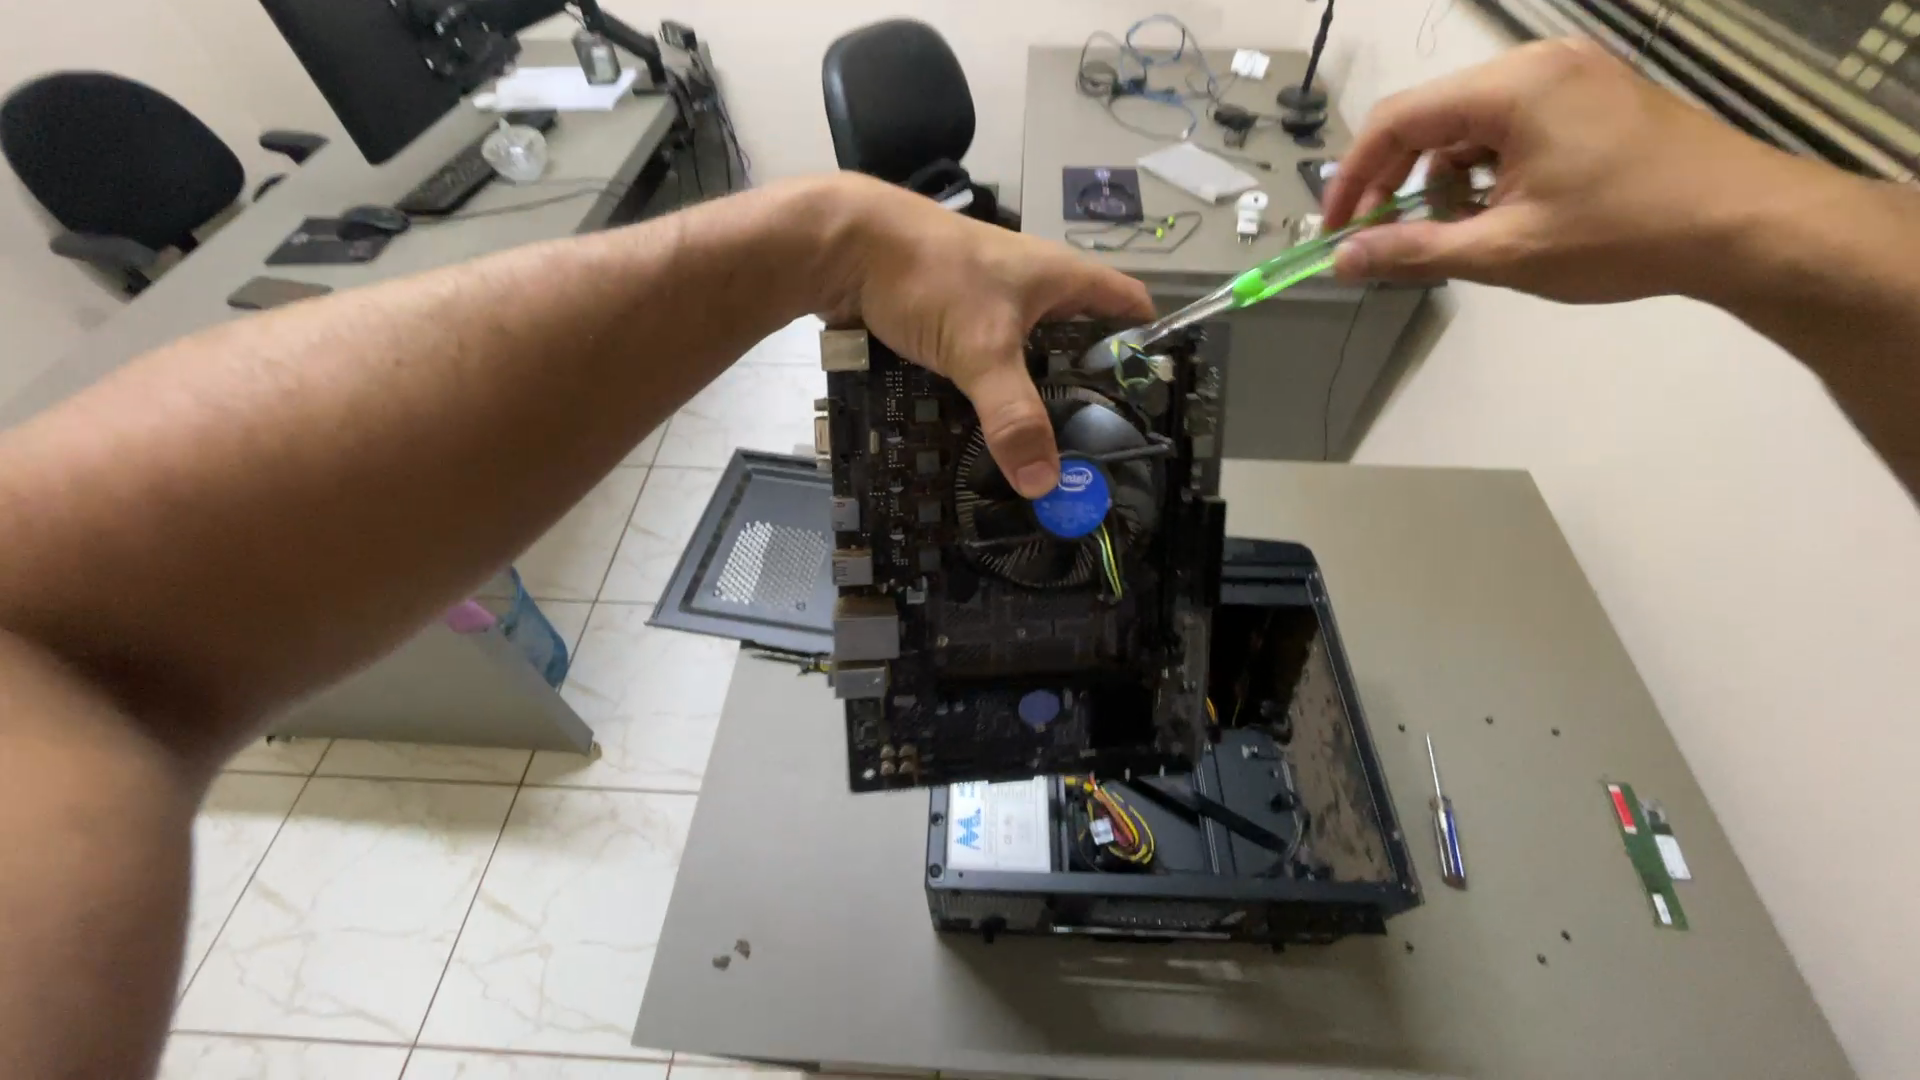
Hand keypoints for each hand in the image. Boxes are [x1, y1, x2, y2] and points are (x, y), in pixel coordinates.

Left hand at [819, 175, 1153, 496]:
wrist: (845, 245)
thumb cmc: (930, 277)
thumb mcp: (982, 350)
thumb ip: (1014, 416)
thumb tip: (1045, 484)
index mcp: (1058, 277)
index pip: (1127, 302)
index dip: (1146, 341)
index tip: (1152, 393)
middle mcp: (1030, 287)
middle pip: (1077, 336)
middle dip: (1087, 385)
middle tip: (1092, 441)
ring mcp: (987, 302)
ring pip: (1026, 353)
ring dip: (1033, 394)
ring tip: (1041, 446)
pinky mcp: (950, 319)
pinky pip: (983, 361)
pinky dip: (988, 391)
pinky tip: (984, 428)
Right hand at [1325, 40, 1799, 302]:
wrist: (1746, 227)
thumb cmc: (1621, 235)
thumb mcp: (1501, 250)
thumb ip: (1410, 252)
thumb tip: (1341, 262)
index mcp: (1514, 88)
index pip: (1396, 120)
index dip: (1351, 178)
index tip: (1334, 231)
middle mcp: (1537, 66)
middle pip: (1426, 117)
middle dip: (1388, 180)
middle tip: (1374, 237)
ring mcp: (1566, 78)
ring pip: (1461, 126)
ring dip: (1432, 181)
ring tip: (1439, 233)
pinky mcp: (1585, 100)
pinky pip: (1501, 128)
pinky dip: (1474, 172)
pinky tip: (1484, 212)